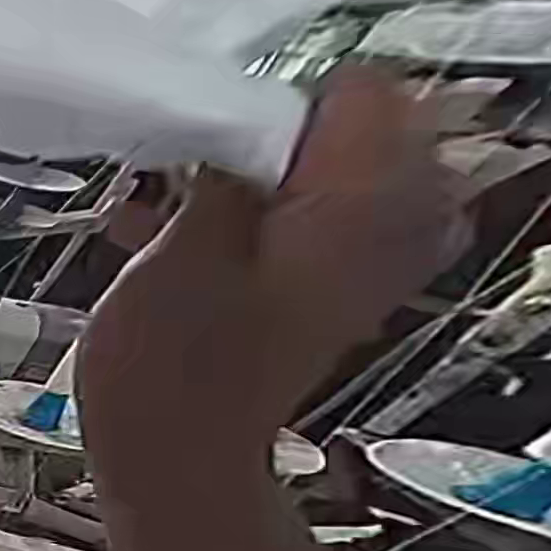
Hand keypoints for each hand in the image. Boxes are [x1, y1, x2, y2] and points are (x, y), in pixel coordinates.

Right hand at [78, 67, 468, 462]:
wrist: (172, 457)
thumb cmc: (164, 366)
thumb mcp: (175, 255)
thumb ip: (217, 177)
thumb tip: (228, 135)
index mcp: (372, 201)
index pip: (344, 94)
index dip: (255, 116)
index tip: (185, 162)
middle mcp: (397, 222)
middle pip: (329, 138)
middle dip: (239, 156)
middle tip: (162, 196)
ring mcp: (366, 263)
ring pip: (304, 185)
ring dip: (226, 196)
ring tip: (152, 224)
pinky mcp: (328, 294)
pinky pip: (296, 229)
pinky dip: (237, 229)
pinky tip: (172, 248)